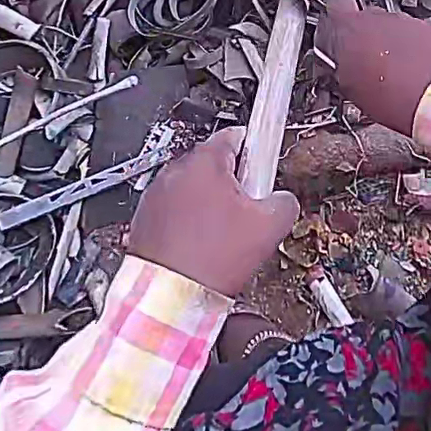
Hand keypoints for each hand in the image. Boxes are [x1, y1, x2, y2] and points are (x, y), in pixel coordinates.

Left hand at [127, 127, 299, 295]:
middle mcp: (176, 170)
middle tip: (247, 209)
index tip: (263, 160)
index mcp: (205, 162)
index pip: (235, 135)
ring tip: (223, 233)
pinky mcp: (146, 215)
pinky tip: (201, 243)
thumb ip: (284, 201)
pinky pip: (175, 207)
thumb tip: (284, 199)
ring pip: (194, 187)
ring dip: (209, 202)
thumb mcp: (268, 228)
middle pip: (215, 163)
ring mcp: (157, 192)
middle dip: (233, 182)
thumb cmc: (210, 258)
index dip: (256, 148)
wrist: (169, 294)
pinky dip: (188, 219)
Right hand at [315, 0, 430, 135]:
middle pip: (363, 18)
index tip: (335, 31)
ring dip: (386, 41)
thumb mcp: (348, 84)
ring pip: (387, 26)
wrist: (430, 99)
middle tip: (363, 60)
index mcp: (350, 26)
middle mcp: (377, 16)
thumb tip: (339, 65)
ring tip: (388, 69)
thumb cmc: (388, 95)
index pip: (334, 8)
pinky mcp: (425, 28)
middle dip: (362, 36)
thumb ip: (340, 64)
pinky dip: (408, 46)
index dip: (333, 20)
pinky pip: (410, 33)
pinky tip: (406, 68)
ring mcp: (402, 20)